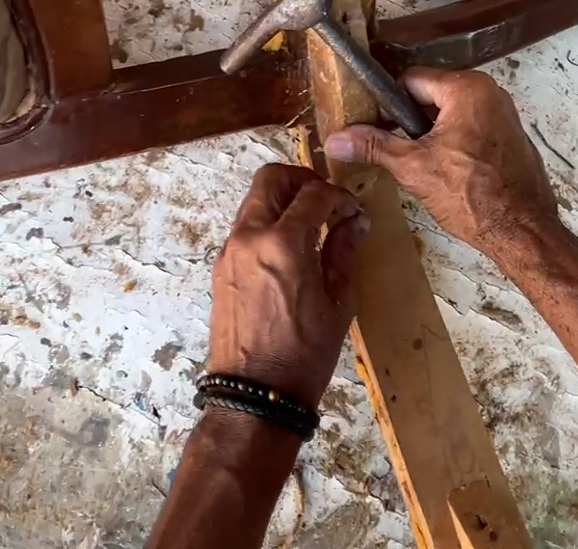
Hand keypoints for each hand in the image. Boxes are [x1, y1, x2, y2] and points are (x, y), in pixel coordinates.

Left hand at [206, 164, 368, 407]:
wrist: (254, 398)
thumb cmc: (305, 353)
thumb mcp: (338, 301)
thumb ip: (344, 251)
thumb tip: (356, 221)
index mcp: (283, 242)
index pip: (314, 193)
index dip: (340, 196)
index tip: (354, 212)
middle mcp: (250, 236)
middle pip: (271, 178)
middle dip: (303, 180)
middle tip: (326, 200)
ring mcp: (230, 251)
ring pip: (255, 200)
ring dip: (284, 200)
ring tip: (312, 225)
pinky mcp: (221, 268)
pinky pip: (246, 227)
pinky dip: (269, 222)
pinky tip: (291, 248)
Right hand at [323, 68, 560, 260]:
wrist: (522, 232)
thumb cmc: (473, 196)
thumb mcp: (414, 167)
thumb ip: (374, 146)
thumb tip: (336, 139)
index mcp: (467, 89)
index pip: (411, 79)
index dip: (388, 102)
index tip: (374, 125)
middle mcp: (490, 93)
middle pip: (432, 95)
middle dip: (410, 120)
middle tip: (393, 148)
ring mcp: (504, 115)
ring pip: (451, 113)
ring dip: (431, 133)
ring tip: (417, 162)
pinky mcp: (510, 137)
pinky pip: (472, 127)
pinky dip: (454, 142)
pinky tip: (445, 170)